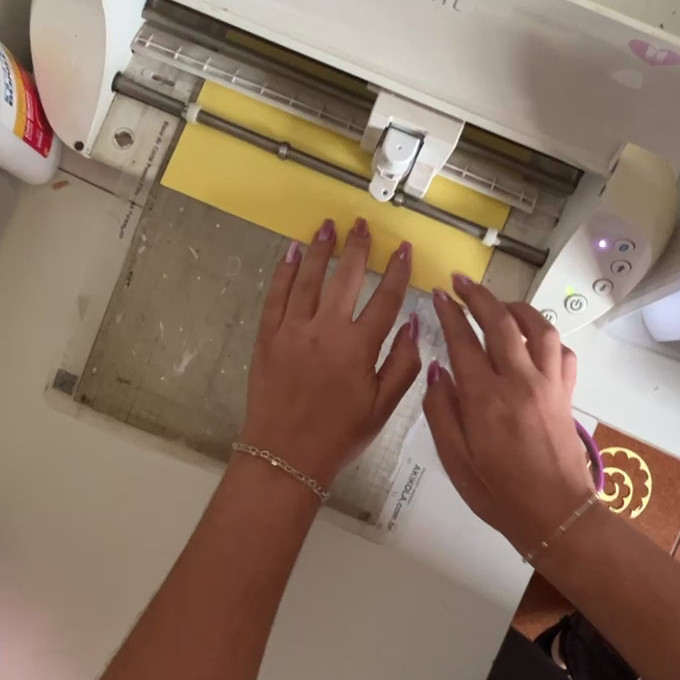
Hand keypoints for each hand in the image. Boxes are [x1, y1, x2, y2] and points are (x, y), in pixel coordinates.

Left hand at [241, 217, 421, 488]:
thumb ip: (402, 364)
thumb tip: (412, 324)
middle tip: (362, 224)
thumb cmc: (338, 435)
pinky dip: (284, 272)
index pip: (385, 299)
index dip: (398, 271)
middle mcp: (325, 330)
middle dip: (357, 248)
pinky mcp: (267, 336)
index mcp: (358, 348)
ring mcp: (292, 330)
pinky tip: (290, 253)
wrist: (284, 456)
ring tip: (328, 226)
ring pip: (308, 279)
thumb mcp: (382, 408)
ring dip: (319, 249)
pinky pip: (276, 296)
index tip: (404, 248)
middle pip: (345, 278)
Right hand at [424, 275, 593, 550]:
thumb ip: (441, 411)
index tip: (439, 294)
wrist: (555, 515)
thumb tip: (438, 370)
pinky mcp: (566, 394)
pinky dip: (546, 338)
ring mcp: (549, 385)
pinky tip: (533, 340)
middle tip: (461, 281)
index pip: (464, 340)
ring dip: (517, 307)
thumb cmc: (497, 492)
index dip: (450, 313)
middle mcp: (520, 382)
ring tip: (499, 303)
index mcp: (486, 399)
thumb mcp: (454, 458)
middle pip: (501, 322)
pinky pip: (562, 352)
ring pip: (538, 327)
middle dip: (479, 296)